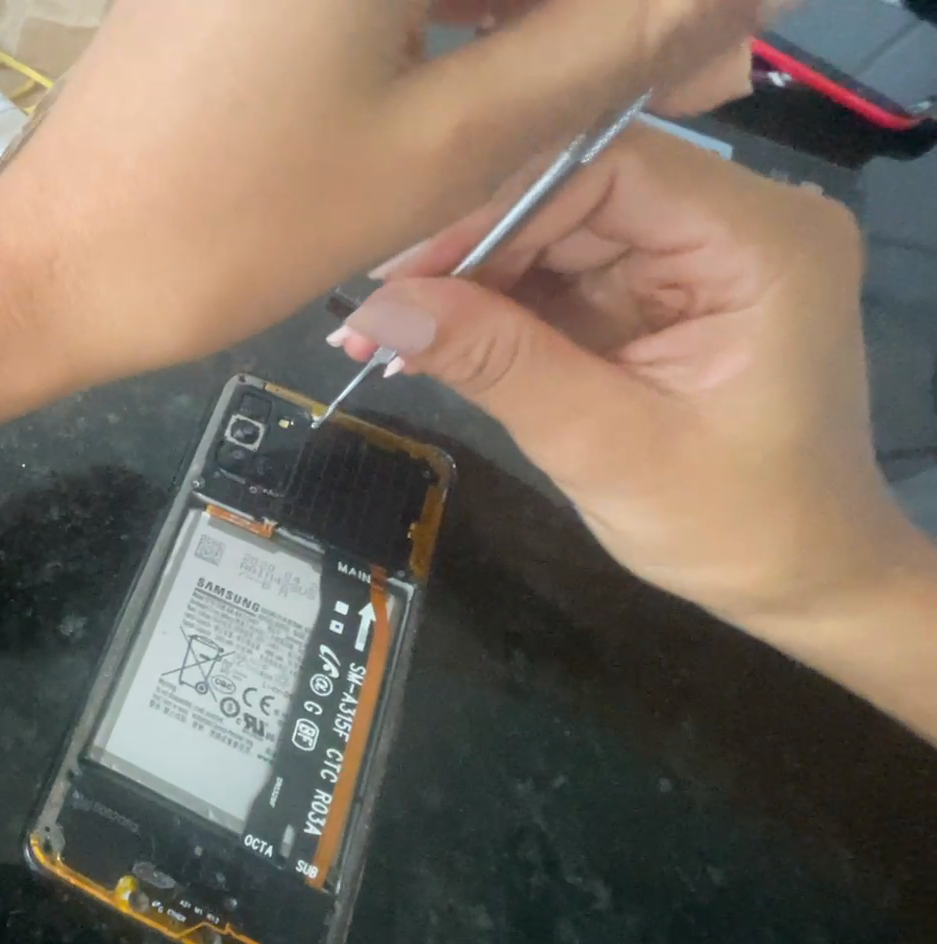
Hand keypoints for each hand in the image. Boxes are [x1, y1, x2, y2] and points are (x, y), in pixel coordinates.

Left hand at [0, 0, 764, 380]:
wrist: (47, 279)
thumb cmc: (224, 233)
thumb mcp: (432, 151)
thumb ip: (602, 45)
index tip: (711, 33)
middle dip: (577, 6)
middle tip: (662, 72)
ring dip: (507, 14)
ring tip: (563, 95)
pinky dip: (421, 23)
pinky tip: (460, 76)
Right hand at [332, 128, 925, 626]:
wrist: (779, 569)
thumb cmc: (721, 515)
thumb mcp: (596, 439)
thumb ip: (493, 362)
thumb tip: (379, 310)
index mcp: (751, 242)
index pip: (604, 173)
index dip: (492, 212)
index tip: (399, 279)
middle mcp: (715, 230)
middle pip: (560, 202)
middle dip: (457, 261)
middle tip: (366, 320)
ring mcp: (669, 265)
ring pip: (535, 243)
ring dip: (450, 293)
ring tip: (371, 341)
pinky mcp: (629, 302)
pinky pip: (534, 286)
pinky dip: (470, 318)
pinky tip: (415, 348)